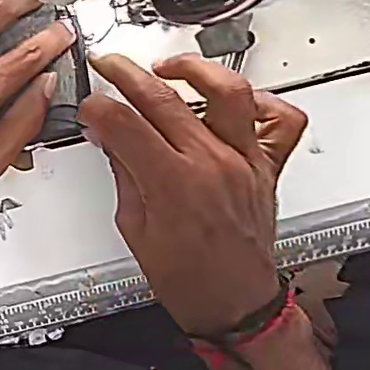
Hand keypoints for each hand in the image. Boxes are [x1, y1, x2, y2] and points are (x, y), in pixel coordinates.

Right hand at [76, 53, 307, 336]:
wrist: (235, 304)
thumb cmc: (188, 279)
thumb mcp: (134, 228)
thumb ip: (124, 175)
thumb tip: (110, 138)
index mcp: (171, 185)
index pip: (124, 124)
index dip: (98, 107)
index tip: (89, 106)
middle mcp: (211, 165)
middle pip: (163, 98)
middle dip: (125, 74)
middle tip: (109, 65)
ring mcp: (244, 161)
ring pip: (228, 91)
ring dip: (194, 69)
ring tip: (169, 66)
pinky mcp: (267, 166)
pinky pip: (280, 120)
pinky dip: (261, 100)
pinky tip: (231, 98)